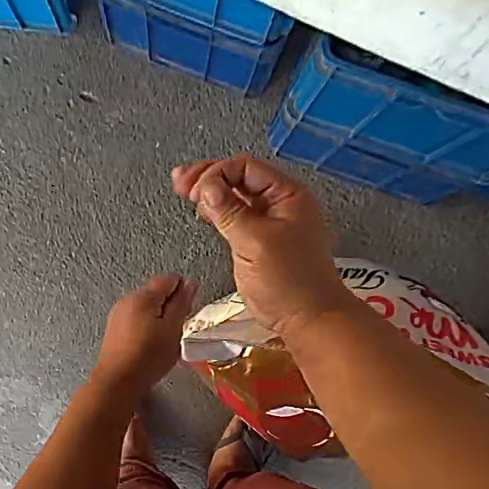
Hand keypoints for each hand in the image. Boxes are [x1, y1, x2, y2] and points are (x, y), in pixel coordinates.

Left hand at [93, 273, 199, 395]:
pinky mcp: (115, 329)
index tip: (187, 313)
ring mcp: (119, 314)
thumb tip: (190, 283)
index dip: (184, 292)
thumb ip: (182, 303)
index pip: (170, 278)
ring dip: (159, 318)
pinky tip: (149, 346)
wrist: (118, 382)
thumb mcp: (173, 329)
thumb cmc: (148, 357)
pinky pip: (137, 320)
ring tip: (163, 341)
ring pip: (147, 307)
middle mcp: (128, 300)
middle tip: (176, 330)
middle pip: (157, 292)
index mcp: (143, 296)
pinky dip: (147, 328)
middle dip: (171, 306)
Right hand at [172, 155, 358, 339]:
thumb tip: (207, 186)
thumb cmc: (293, 284)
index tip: (196, 189)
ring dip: (210, 193)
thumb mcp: (256, 242)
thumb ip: (229, 212)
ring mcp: (269, 224)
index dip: (217, 174)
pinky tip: (203, 211)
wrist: (306, 320)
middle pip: (239, 178)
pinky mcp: (258, 243)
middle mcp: (280, 206)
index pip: (246, 168)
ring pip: (235, 198)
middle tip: (181, 182)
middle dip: (208, 178)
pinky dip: (216, 212)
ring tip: (185, 192)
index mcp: (288, 196)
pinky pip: (235, 218)